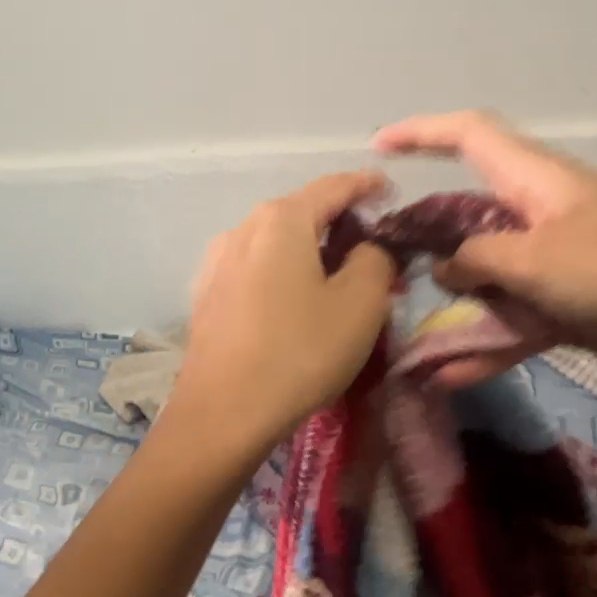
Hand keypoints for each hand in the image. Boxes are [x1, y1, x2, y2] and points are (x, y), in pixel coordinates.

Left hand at [173, 171, 396, 451]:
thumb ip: (376, 258)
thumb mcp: (360, 303)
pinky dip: (281, 276)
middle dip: (338, 224)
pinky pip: (254, 272)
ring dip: (307, 253)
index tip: (390, 193)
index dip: (367, 186)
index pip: (334, 186)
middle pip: (299, 213)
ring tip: (336, 279)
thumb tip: (369, 246)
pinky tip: (294, 303)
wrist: (223, 411)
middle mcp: (241, 230)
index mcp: (280, 219)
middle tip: (372, 250)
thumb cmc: (299, 351)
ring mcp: (215, 264)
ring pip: (273, 245)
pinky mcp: (205, 298)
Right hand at [373, 110, 596, 387]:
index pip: (469, 137)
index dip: (421, 133)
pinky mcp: (570, 310)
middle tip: (382, 272)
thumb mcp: (536, 259)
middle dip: (424, 242)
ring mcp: (555, 266)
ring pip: (485, 281)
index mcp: (533, 183)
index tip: (377, 148)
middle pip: (465, 219)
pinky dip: (484, 347)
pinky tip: (449, 377)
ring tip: (409, 344)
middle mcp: (538, 218)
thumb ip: (476, 259)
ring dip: (451, 310)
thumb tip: (445, 269)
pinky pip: (512, 324)